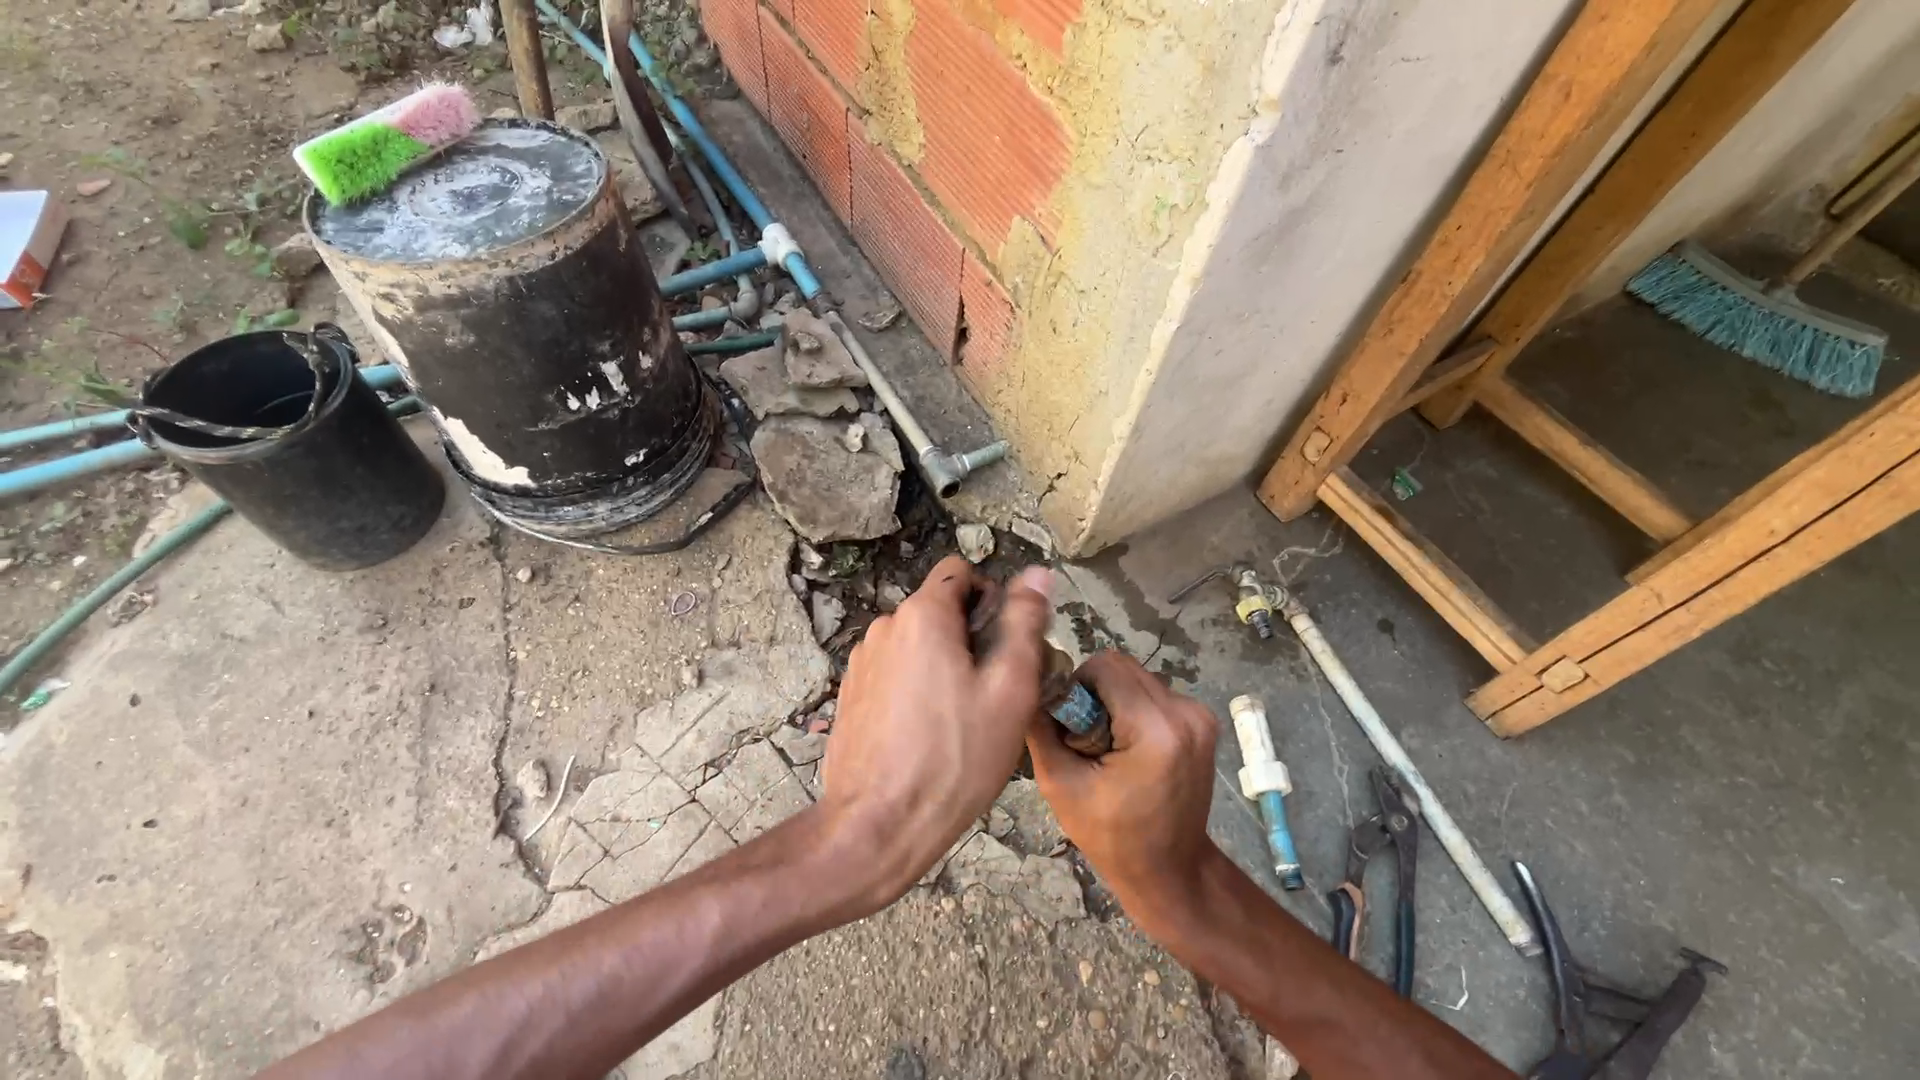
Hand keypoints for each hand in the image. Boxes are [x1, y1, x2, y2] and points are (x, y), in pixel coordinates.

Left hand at [816, 556, 1053, 914]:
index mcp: (922, 616)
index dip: (991, 598)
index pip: (961, 572)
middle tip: (991, 693)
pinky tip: (926, 735)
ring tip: (959, 720)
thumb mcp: (1009, 690)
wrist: (878, 825)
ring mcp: (861, 662)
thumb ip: (1024, 623)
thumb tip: (1038, 573)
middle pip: (939, 611)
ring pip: (917, 645)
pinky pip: (894, 673)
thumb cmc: (955, 757)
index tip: (1004, 647)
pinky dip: (915, 689)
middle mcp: (884, 627)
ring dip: (942, 665)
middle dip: (969, 638)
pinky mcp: (850, 694)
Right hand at [1025, 652, 1219, 928]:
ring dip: (1114, 700)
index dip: (1077, 688)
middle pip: (1122, 667)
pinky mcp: (1203, 721)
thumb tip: (1028, 686)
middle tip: (1085, 738)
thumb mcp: (1060, 785)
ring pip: (1137, 677)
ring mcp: (1200, 715)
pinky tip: (1128, 747)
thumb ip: (1041, 729)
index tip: (1069, 726)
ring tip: (1107, 747)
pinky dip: (1133, 709)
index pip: (1104, 667)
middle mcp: (1186, 712)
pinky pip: (1153, 692)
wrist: (1171, 870)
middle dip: (1095, 693)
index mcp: (1155, 729)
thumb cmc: (1112, 837)